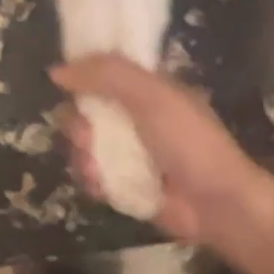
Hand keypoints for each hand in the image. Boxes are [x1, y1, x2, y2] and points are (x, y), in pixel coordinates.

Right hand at [51, 55, 273, 243]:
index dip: (84, 78)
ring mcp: (133, 154)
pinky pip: (95, 178)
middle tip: (86, 135)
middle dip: (79, 124)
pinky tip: (101, 186)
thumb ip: (107, 75)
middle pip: (89, 113)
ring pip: (87, 147)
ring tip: (96, 168)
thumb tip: (57, 71)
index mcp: (151, 90)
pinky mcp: (128, 186)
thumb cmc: (189, 142)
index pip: (106, 75)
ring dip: (84, 155)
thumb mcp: (152, 96)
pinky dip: (94, 181)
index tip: (66, 86)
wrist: (216, 202)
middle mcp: (139, 119)